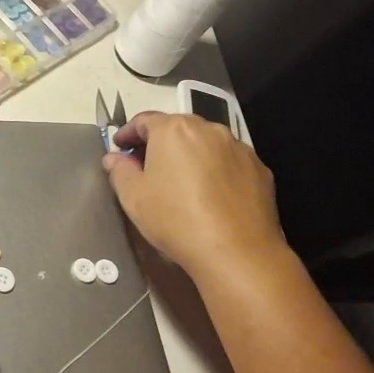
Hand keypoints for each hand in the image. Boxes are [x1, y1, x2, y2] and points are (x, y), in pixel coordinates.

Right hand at [103, 112, 288, 278]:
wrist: (236, 252)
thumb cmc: (176, 219)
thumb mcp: (134, 198)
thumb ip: (120, 171)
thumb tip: (115, 158)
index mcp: (174, 130)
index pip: (144, 120)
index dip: (128, 133)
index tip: (119, 147)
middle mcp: (209, 129)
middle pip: (178, 128)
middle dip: (160, 142)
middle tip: (147, 165)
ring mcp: (239, 148)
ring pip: (206, 143)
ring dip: (190, 154)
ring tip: (181, 180)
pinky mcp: (259, 169)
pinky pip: (229, 162)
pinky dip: (215, 169)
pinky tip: (211, 195)